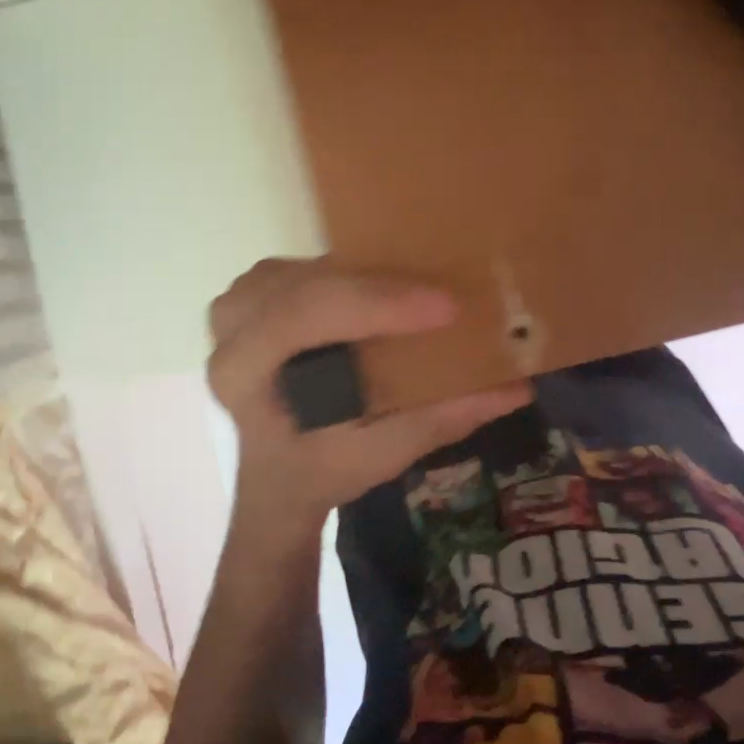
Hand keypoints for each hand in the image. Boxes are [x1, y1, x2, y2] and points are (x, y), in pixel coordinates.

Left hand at [207, 259, 531, 530]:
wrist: (277, 477)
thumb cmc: (319, 469)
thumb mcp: (379, 457)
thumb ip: (437, 420)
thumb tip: (515, 387)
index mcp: (241, 373)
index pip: (303, 317)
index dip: (373, 304)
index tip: (442, 307)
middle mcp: (228, 331)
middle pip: (306, 284)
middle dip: (378, 287)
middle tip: (444, 299)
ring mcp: (235, 307)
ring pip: (304, 268)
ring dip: (359, 276)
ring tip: (412, 292)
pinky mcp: (252, 295)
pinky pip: (300, 266)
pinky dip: (342, 273)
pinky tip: (374, 286)